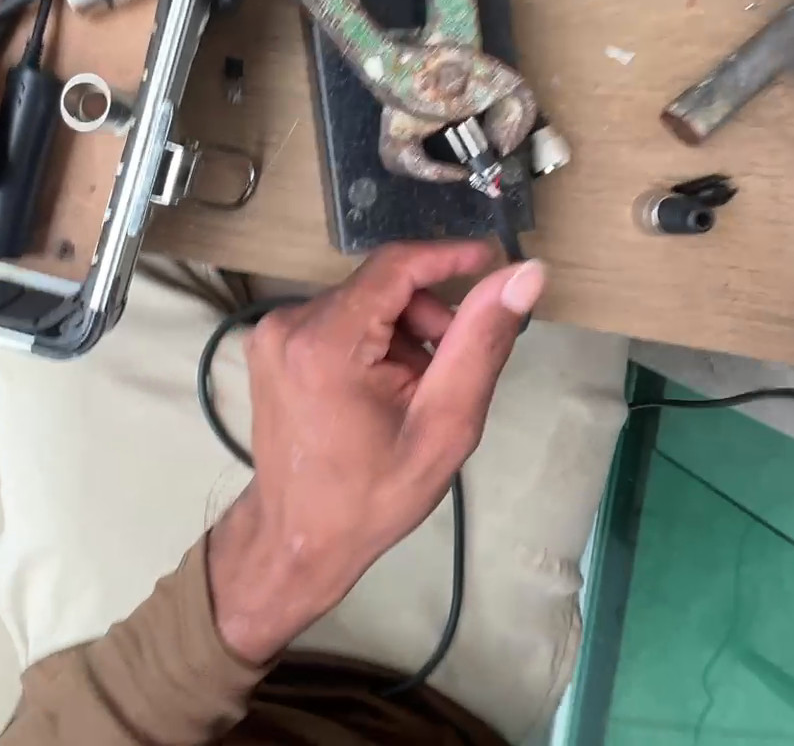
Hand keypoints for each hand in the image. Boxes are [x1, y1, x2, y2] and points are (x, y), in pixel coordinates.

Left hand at [208, 242, 545, 662]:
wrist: (298, 537)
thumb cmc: (374, 494)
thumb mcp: (444, 424)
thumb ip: (482, 342)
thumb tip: (524, 274)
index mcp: (325, 341)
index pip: (394, 266)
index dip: (448, 256)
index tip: (493, 260)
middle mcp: (288, 322)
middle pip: (379, 287)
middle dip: (426, 316)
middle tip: (449, 369)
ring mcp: (271, 331)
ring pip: (360, 302)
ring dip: (399, 332)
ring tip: (412, 391)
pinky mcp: (269, 342)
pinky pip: (335, 318)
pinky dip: (369, 340)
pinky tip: (379, 388)